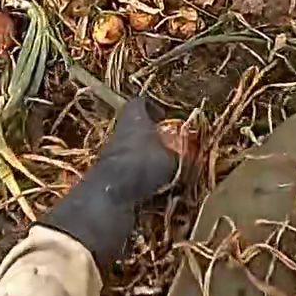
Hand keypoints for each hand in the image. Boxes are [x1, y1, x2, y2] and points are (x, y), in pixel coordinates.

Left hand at [38, 97, 178, 268]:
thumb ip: (180, 156)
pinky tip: (151, 190)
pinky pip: (126, 172)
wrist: (111, 193)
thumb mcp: (172, 158)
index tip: (163, 117)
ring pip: (129, 150)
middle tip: (165, 146)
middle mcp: (120, 131)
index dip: (152, 108)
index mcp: (134, 117)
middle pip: (134, 127)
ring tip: (160, 171)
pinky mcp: (106, 175)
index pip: (141, 103)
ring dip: (142, 159)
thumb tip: (188, 158)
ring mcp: (110, 153)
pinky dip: (137, 178)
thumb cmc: (144, 163)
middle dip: (148, 136)